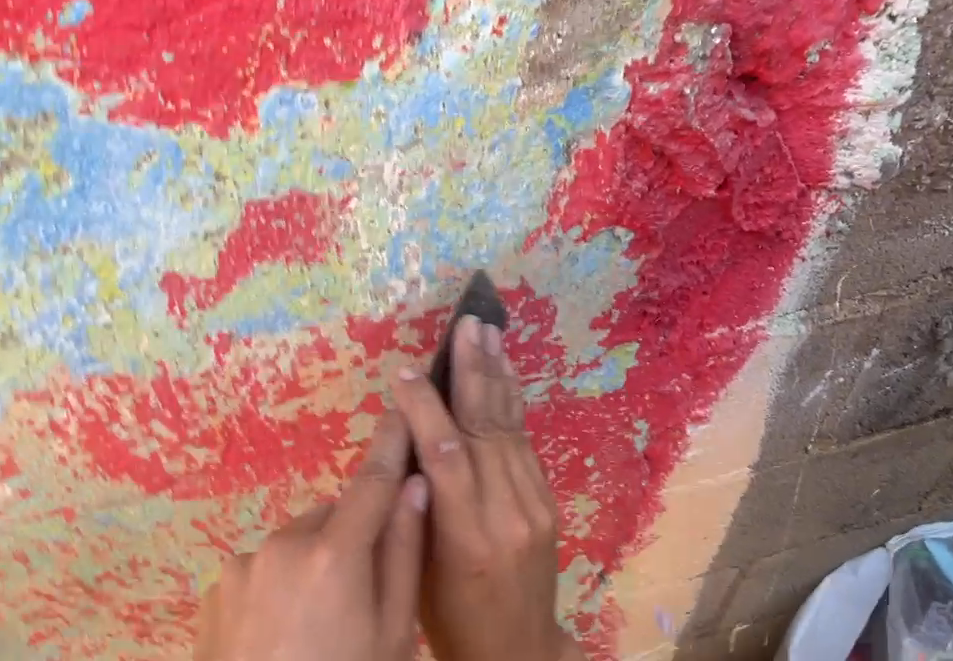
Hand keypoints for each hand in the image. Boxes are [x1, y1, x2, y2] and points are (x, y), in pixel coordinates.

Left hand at [195, 412, 428, 660]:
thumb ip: (404, 554)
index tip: (404, 406)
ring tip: (316, 627)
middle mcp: (284, 542)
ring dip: (312, 564)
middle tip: (361, 595)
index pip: (373, 479)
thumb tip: (416, 485)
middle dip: (351, 538)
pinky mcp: (216, 588)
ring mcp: (243, 564)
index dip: (392, 443)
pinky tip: (281, 636)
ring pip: (297, 545)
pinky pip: (262, 569)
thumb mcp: (392, 636)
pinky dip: (277, 586)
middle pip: (333, 518)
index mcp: (335, 554)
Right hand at [390, 315, 586, 660]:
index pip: (446, 453)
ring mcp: (534, 504)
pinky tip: (503, 373)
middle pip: (485, 427)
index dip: (424, 407)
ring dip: (496, 374)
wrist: (517, 650)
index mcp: (467, 535)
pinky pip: (525, 441)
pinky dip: (511, 402)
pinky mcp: (548, 500)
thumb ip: (418, 501)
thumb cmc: (448, 615)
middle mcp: (507, 512)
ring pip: (510, 426)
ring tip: (488, 332)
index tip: (404, 372)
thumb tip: (406, 434)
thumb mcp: (418, 567)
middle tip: (466, 325)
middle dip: (472, 371)